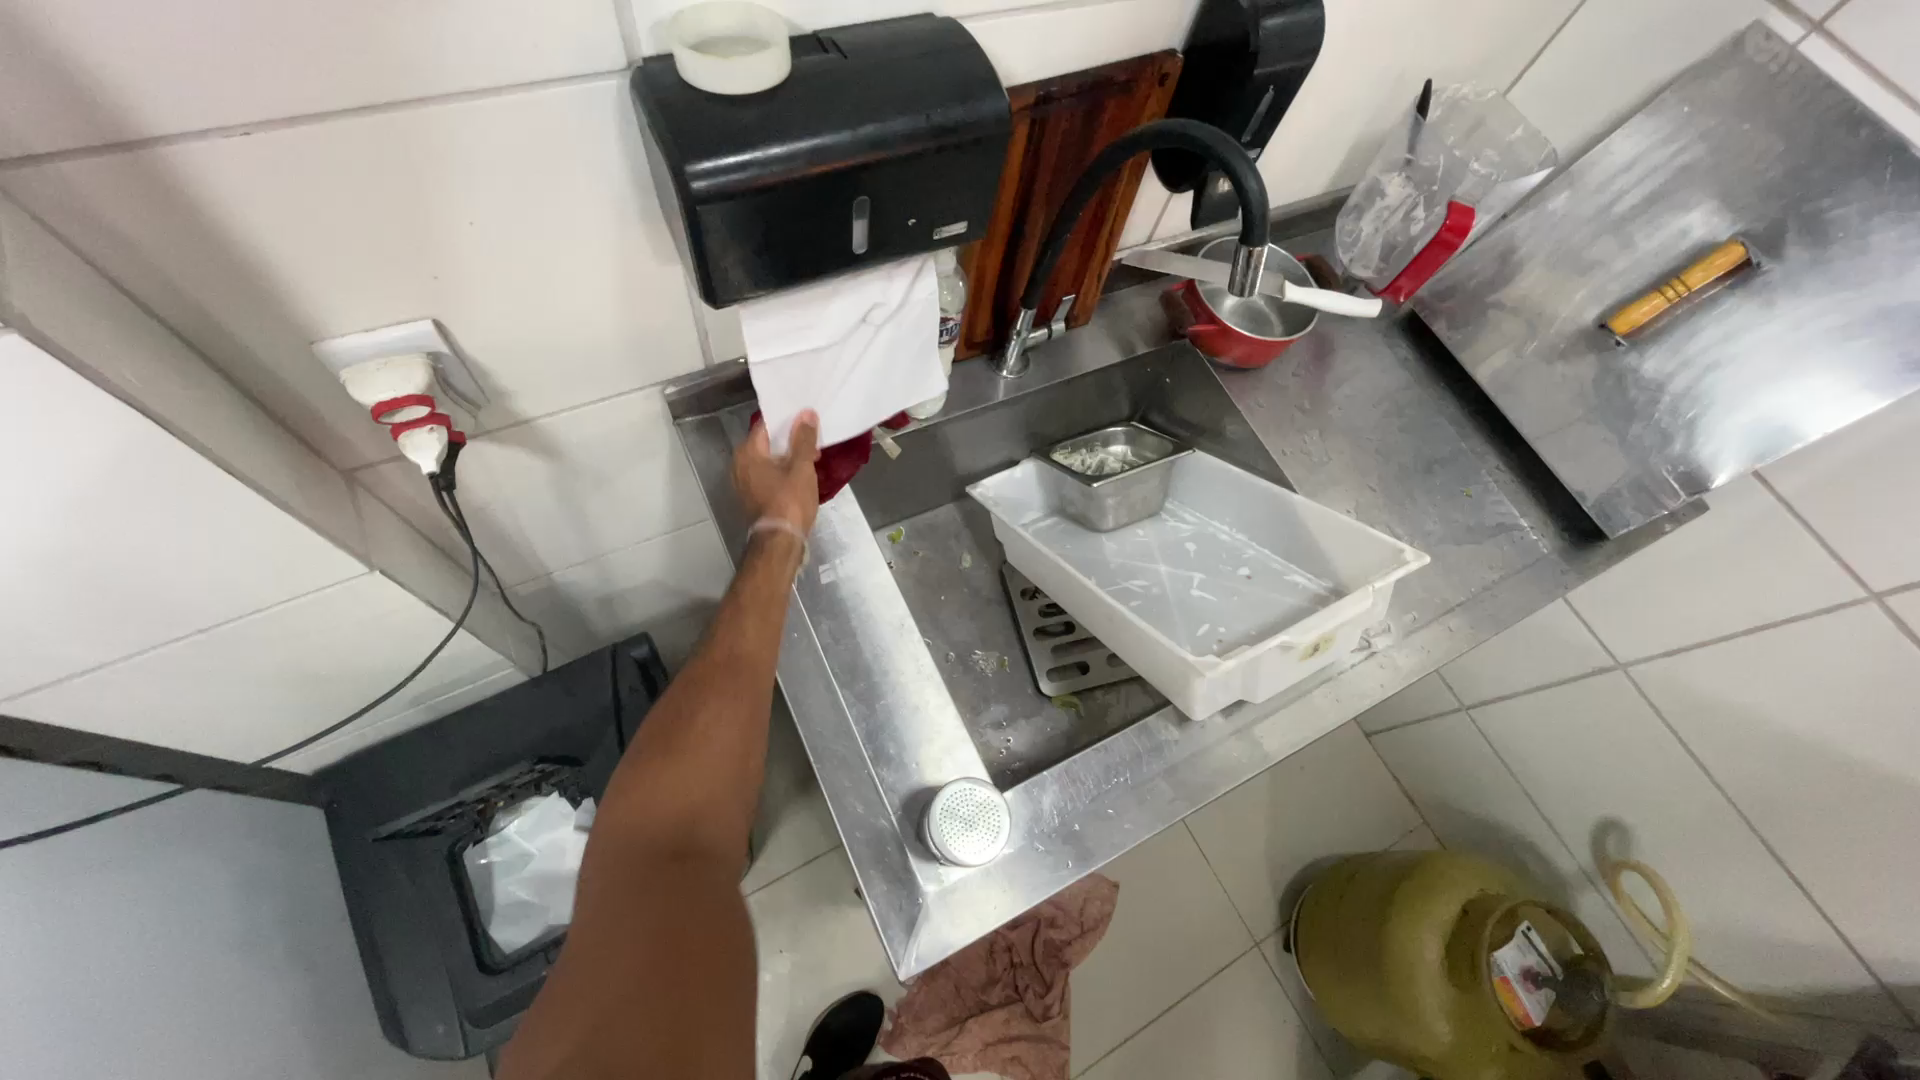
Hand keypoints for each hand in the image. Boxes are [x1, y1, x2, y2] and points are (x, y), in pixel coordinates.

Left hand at [733, 410, 821, 534]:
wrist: (780, 541)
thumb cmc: (790, 501)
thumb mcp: (801, 467)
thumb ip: (804, 439)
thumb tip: (806, 414)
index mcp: (747, 453)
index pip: (766, 426)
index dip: (788, 421)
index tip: (807, 420)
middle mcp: (739, 465)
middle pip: (766, 444)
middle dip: (789, 441)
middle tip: (813, 441)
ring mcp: (743, 484)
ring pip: (767, 461)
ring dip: (787, 458)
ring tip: (810, 459)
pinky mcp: (751, 498)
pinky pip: (767, 476)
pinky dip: (781, 473)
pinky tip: (799, 477)